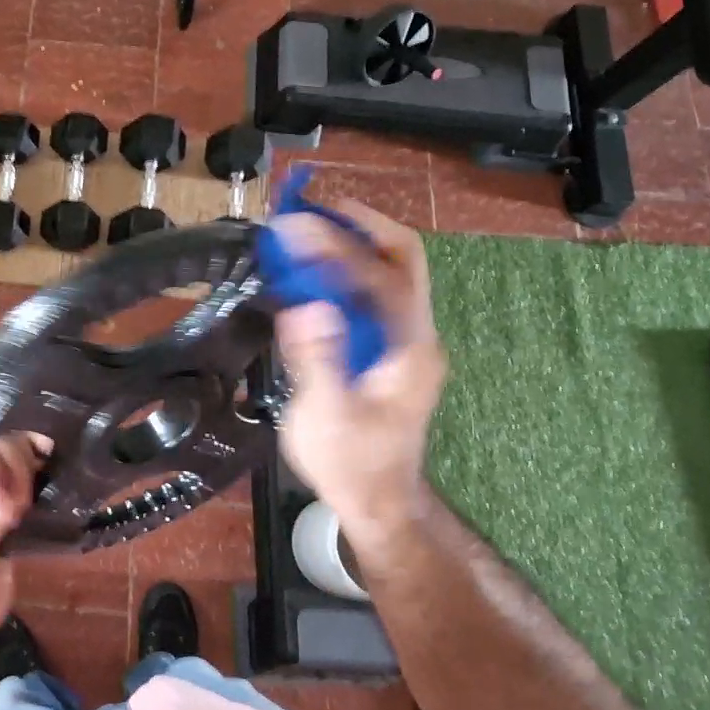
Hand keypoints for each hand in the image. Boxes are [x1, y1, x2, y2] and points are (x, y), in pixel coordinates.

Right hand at [271, 202, 446, 535]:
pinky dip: (345, 270)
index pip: (379, 277)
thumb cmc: (351, 464)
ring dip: (352, 242)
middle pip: (402, 259)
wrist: (378, 501)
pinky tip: (311, 271)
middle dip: (360, 225)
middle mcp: (416, 336)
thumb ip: (317, 361)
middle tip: (314, 207)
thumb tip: (306, 305)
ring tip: (307, 228)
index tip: (293, 224)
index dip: (336, 245)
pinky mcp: (389, 350)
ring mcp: (406, 342)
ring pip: (390, 271)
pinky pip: (373, 293)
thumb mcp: (326, 417)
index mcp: (408, 349)